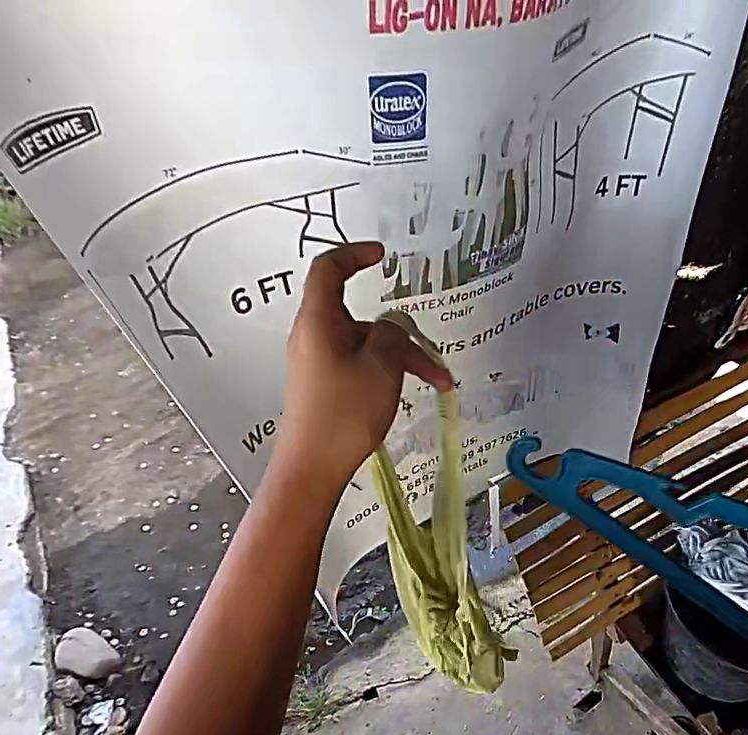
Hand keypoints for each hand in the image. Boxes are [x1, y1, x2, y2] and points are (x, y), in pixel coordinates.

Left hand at [274, 241, 452, 494]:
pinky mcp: (323, 387)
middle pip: (361, 318)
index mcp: (319, 321)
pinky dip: (384, 374)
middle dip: (402, 335)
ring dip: (401, 360)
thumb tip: (394, 327)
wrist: (313, 467)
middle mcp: (314, 337)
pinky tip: (405, 393)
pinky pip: (358, 367)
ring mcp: (317, 364)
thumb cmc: (344, 413)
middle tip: (434, 360)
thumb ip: (393, 335)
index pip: (330, 269)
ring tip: (434, 384)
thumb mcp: (381, 367)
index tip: (381, 255)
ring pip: (366, 347)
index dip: (355, 254)